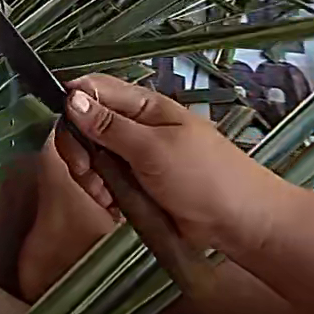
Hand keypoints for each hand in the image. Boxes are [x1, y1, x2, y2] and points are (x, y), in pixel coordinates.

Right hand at [60, 74, 300, 251]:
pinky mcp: (134, 179)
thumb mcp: (153, 149)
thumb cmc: (209, 179)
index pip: (92, 88)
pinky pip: (103, 178)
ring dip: (89, 174)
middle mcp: (133, 124)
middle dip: (77, 147)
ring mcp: (133, 153)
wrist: (244, 225)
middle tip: (87, 171)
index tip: (68, 130)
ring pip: (89, 153)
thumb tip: (72, 99)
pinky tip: (113, 204)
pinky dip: (101, 191)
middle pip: (83, 122)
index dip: (72, 103)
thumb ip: (109, 126)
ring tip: (106, 195)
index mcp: (142, 105)